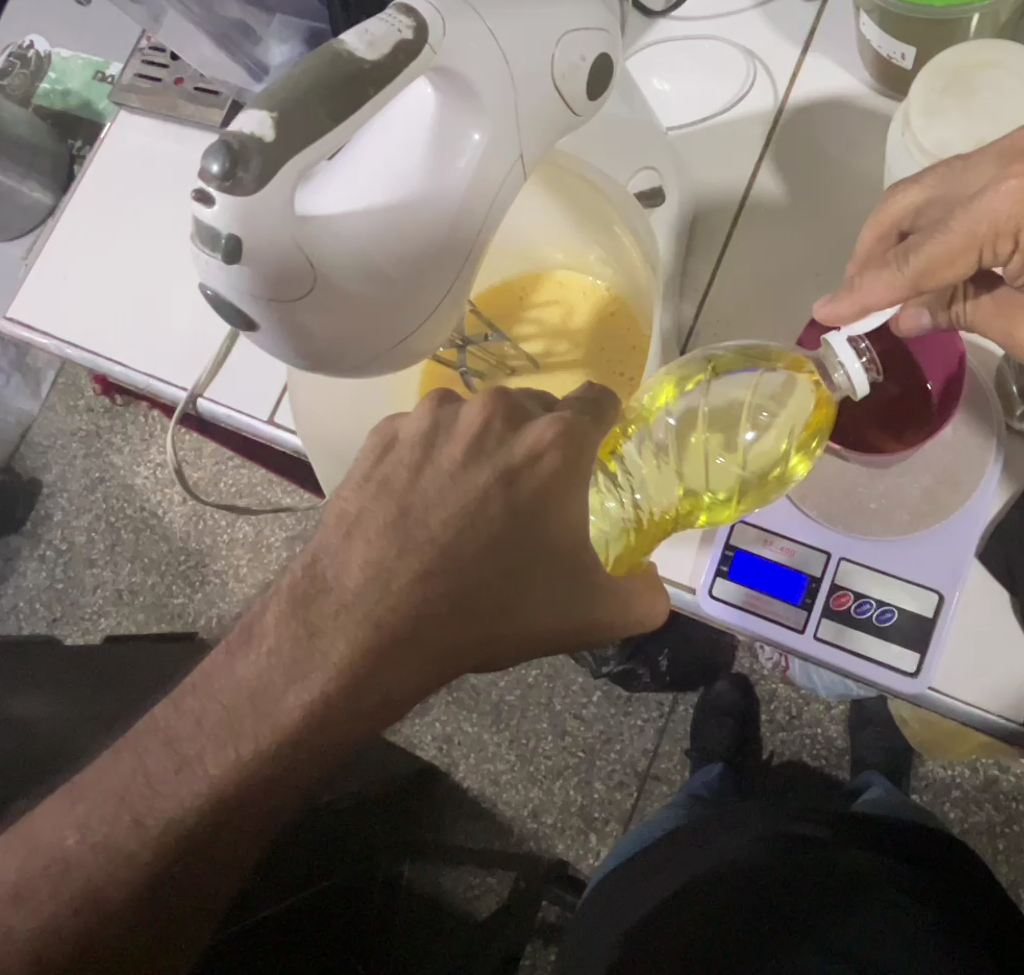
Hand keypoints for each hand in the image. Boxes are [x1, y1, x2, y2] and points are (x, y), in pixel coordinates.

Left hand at [259, 382, 667, 715]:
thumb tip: (655, 583)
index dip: (604, 423)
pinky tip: (422, 504)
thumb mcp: (590, 615)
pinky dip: (435, 456)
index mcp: (556, 443)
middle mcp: (498, 412)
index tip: (595, 453)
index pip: (600, 398)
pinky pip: (428, 432)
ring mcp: (434, 417)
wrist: (368, 624)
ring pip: (480, 418)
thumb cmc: (491, 610)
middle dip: (542, 443)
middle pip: (538, 409)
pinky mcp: (385, 433)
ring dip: (487, 446)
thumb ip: (646, 596)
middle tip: (529, 498)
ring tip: (468, 503)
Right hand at [813, 124, 1023, 376]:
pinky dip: (940, 222)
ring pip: (935, 190)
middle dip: (875, 255)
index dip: (865, 290)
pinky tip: (933, 258)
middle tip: (851, 302)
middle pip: (912, 206)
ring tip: (884, 286)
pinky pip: (967, 186)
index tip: (821, 314)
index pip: (915, 254)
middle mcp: (1009, 156)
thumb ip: (962, 311)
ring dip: (903, 236)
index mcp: (1009, 200)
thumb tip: (905, 312)